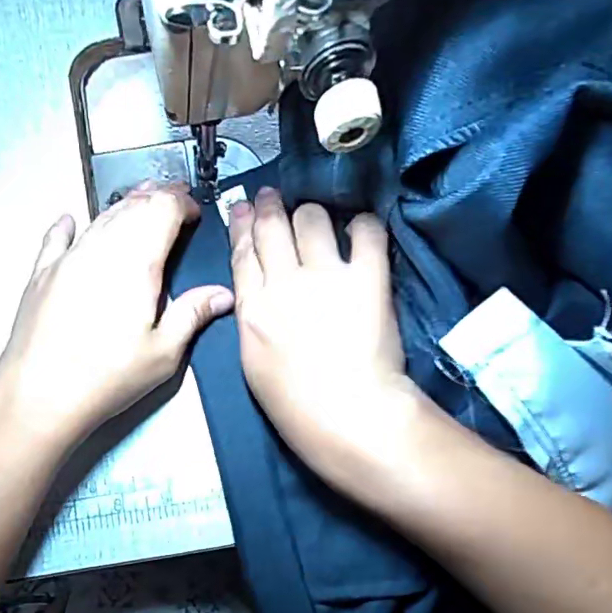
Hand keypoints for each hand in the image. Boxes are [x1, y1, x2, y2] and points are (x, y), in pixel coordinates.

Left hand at [0, 182, 233, 450]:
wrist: (40, 393)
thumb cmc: (109, 376)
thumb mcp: (163, 353)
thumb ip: (192, 315)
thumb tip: (224, 293)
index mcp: (137, 262)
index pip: (163, 209)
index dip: (183, 203)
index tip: (195, 213)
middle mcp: (102, 247)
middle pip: (132, 206)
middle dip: (156, 198)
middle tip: (173, 203)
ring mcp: (68, 257)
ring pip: (100, 217)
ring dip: (123, 208)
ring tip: (139, 208)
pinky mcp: (42, 273)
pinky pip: (57, 237)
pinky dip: (70, 225)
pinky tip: (70, 221)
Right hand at [230, 187, 427, 480]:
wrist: (347, 415)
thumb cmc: (295, 407)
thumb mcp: (254, 365)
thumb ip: (253, 322)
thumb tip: (259, 295)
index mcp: (252, 310)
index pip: (243, 253)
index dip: (243, 224)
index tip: (245, 208)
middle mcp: (284, 283)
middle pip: (273, 227)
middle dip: (270, 206)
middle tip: (273, 197)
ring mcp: (326, 276)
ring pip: (312, 218)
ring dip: (312, 213)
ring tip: (317, 216)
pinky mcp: (367, 277)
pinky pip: (365, 231)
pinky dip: (362, 225)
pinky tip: (360, 229)